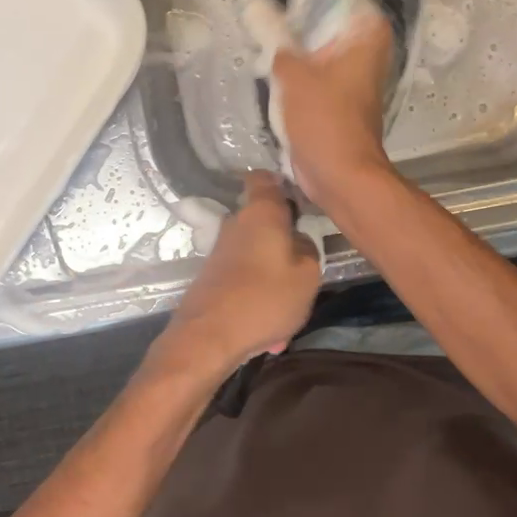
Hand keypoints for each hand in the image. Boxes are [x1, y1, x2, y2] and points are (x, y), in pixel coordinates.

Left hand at [160, 171, 321, 373]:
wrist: (208, 337)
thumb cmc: (265, 298)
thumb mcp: (307, 276)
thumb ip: (308, 250)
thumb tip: (298, 241)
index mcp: (262, 214)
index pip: (263, 178)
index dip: (279, 182)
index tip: (296, 197)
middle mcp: (236, 226)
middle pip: (265, 224)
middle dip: (285, 245)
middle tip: (305, 272)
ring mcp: (220, 253)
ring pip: (257, 260)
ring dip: (274, 282)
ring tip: (288, 318)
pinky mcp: (211, 279)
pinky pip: (245, 284)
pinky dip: (258, 302)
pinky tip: (268, 336)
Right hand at [263, 9, 397, 209]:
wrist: (340, 175)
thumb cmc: (323, 120)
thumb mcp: (291, 73)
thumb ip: (274, 35)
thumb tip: (256, 7)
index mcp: (367, 32)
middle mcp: (368, 47)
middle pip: (327, 16)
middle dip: (296, 14)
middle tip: (261, 7)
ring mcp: (356, 71)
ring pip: (319, 43)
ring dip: (294, 41)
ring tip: (260, 29)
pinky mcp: (341, 93)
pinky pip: (316, 66)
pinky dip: (297, 64)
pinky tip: (270, 60)